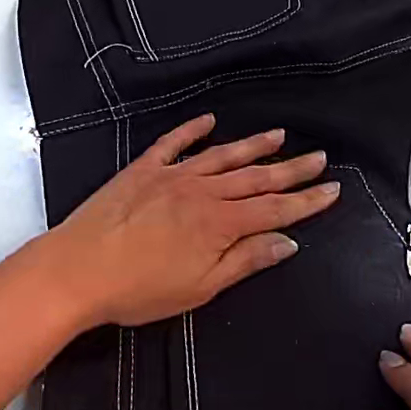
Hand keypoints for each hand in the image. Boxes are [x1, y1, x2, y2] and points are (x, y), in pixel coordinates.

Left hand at [31, 114, 339, 327]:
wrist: (76, 271)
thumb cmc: (140, 288)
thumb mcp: (201, 286)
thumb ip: (246, 260)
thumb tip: (288, 242)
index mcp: (222, 222)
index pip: (277, 208)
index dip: (308, 200)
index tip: (334, 189)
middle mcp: (205, 191)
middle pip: (258, 178)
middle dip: (293, 169)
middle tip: (321, 157)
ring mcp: (174, 175)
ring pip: (224, 155)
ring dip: (255, 145)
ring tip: (281, 135)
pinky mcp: (144, 169)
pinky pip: (173, 144)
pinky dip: (192, 130)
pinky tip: (209, 120)